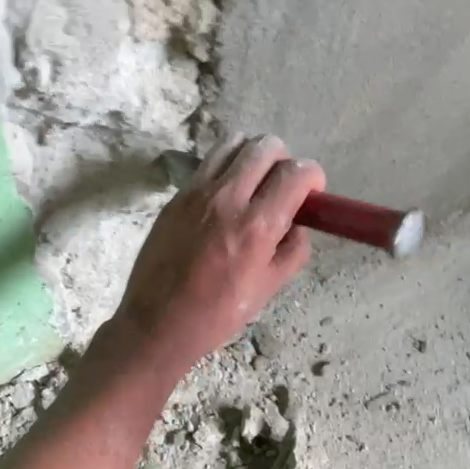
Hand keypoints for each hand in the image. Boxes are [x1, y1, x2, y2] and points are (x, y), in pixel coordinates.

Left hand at [111, 134, 324, 369]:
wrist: (157, 324)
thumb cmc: (215, 315)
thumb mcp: (266, 290)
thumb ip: (292, 252)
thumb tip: (298, 226)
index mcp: (256, 226)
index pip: (297, 172)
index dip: (313, 177)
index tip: (311, 194)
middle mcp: (227, 199)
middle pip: (266, 147)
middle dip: (284, 161)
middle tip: (281, 189)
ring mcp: (196, 194)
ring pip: (234, 144)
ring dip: (252, 157)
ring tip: (253, 185)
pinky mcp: (175, 198)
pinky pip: (207, 165)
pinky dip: (224, 170)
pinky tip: (224, 199)